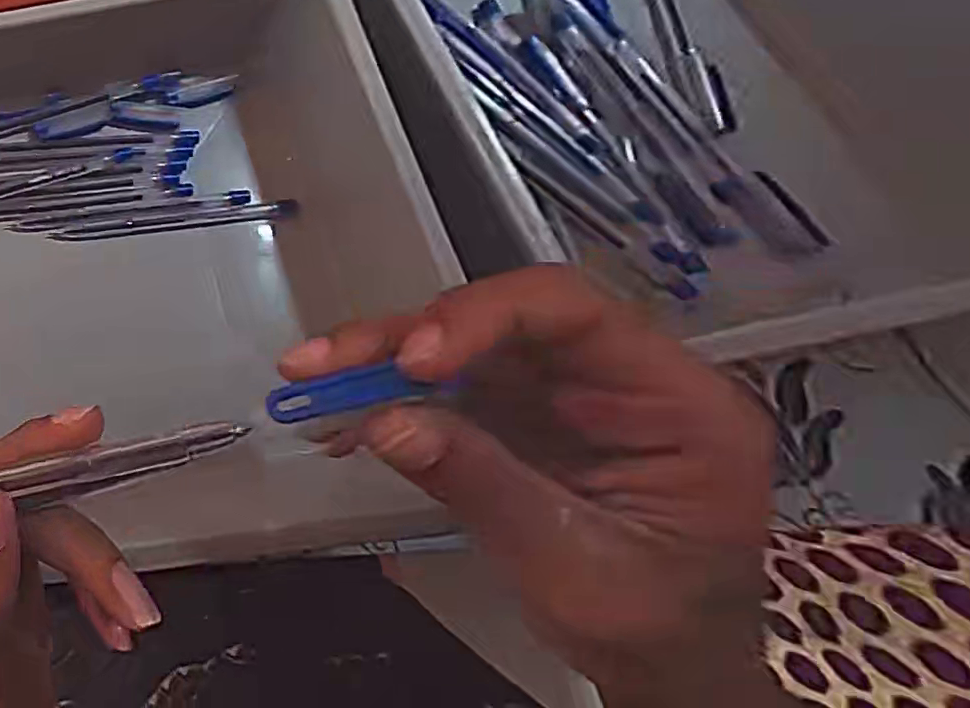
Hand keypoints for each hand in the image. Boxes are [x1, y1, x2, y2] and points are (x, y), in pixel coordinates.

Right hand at [278, 265, 787, 707]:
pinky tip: (331, 414)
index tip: (412, 361)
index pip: (564, 308)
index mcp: (664, 395)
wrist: (652, 661)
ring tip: (305, 376)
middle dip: (397, 337)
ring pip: (440, 339)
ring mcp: (538, 383)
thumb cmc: (650, 625)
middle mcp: (593, 371)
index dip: (479, 315)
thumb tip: (384, 424)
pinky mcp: (492, 402)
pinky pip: (421, 380)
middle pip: (483, 316)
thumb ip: (484, 485)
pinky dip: (370, 392)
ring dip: (368, 358)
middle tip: (324, 363)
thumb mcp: (576, 567)